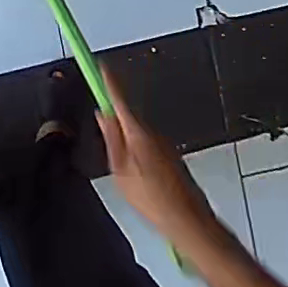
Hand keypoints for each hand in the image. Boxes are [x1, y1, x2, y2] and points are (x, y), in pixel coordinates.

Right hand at [95, 63, 222, 249]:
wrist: (187, 221)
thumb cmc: (155, 199)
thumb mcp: (119, 169)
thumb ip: (111, 138)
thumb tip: (103, 115)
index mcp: (138, 133)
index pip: (119, 98)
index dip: (108, 80)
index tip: (100, 66)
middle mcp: (154, 133)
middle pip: (128, 114)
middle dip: (114, 119)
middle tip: (104, 134)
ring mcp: (164, 143)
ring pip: (138, 131)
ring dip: (126, 139)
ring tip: (124, 171)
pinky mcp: (170, 155)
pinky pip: (148, 143)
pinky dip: (138, 151)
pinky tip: (138, 177)